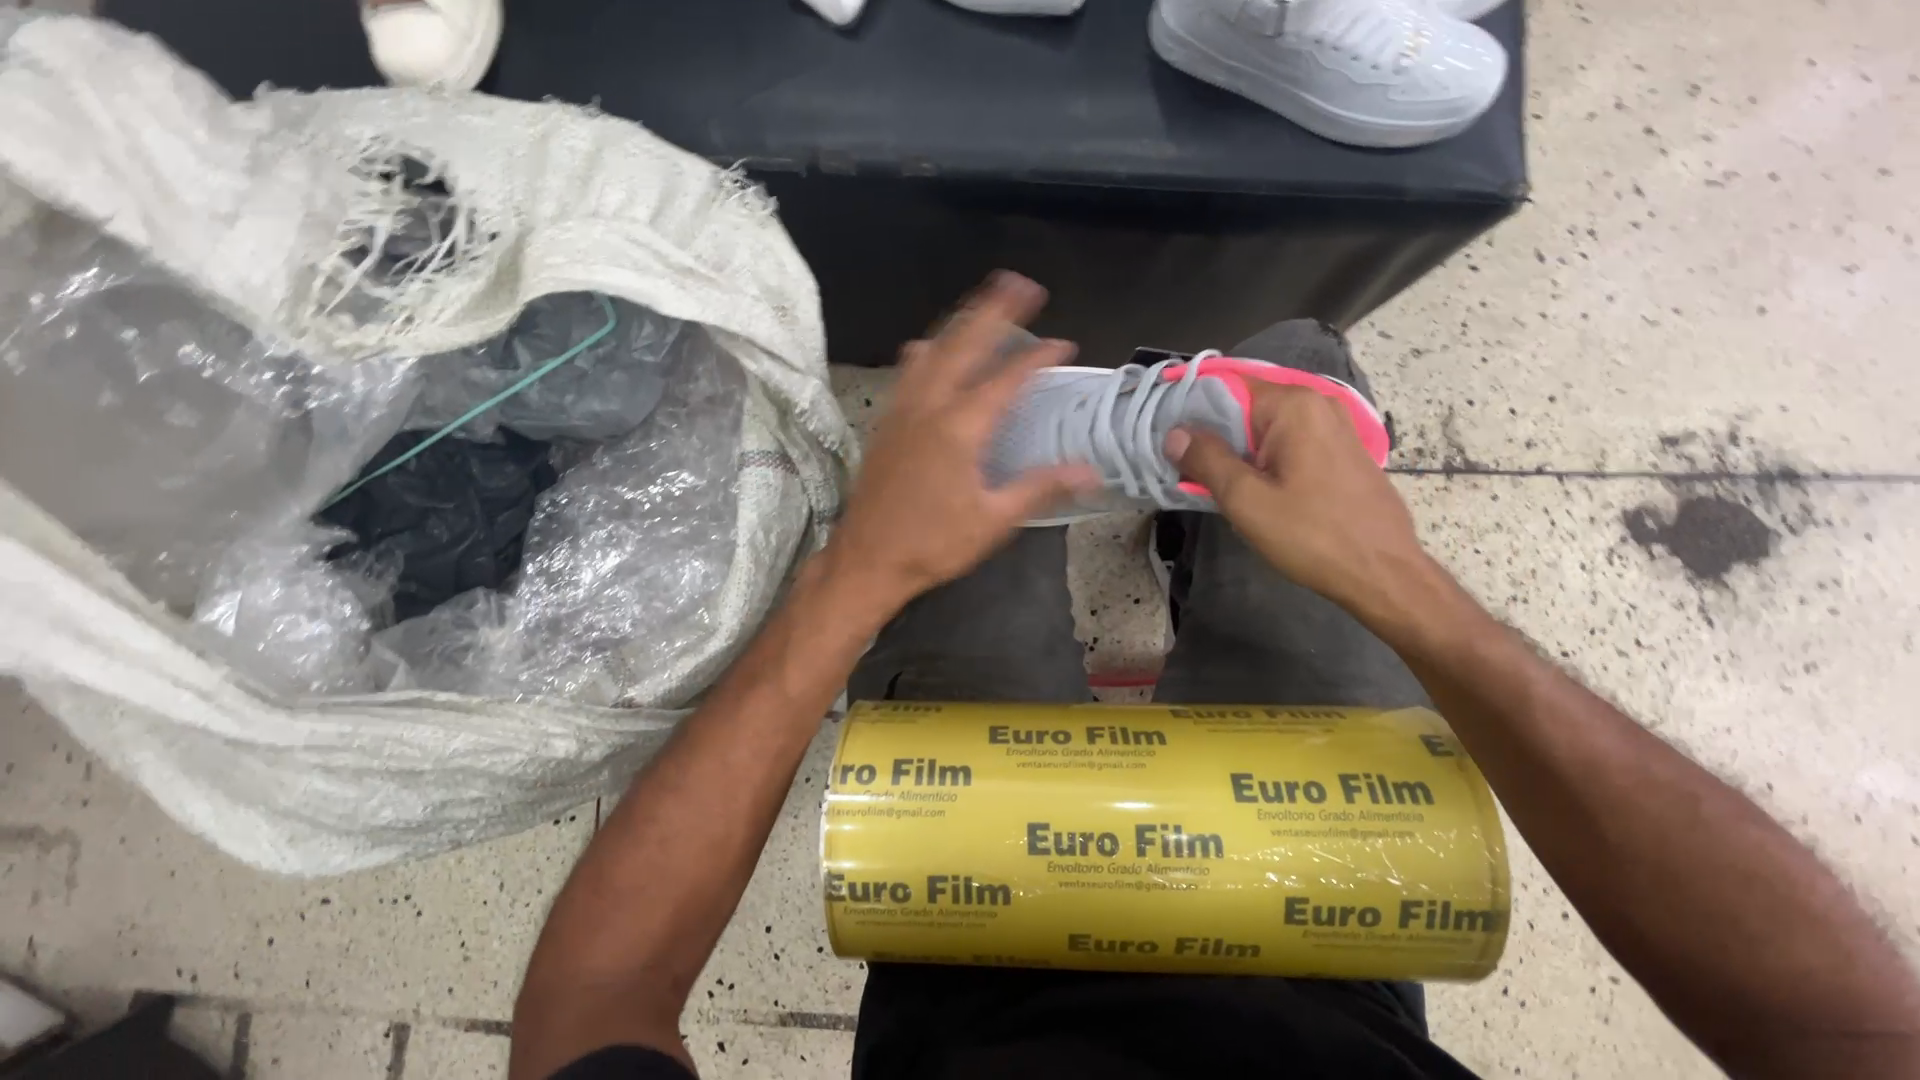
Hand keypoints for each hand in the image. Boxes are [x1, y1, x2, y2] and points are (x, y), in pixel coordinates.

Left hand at [826, 272, 1099, 606]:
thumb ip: (1040, 487)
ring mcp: (902, 411)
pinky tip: (928, 348)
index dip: (1038, 358)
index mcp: (960, 427)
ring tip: (982, 302)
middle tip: (1022, 285)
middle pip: (965, 343)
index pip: (1007, 378)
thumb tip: (1091, 470)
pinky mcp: (886, 423)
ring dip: (960, 321)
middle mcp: (929, 406)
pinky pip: (908, 371)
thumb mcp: (994, 520)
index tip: (1064, 344)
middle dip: (996, 310)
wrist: (867, 559)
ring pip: (933, 349)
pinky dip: (927, 350)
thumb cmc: (933, 544)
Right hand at [1165, 382, 1433, 619]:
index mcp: (1293, 406)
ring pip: (1267, 429)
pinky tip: (1253, 490)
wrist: (1384, 573)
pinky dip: (1266, 460)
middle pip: (1246, 407)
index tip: (1167, 439)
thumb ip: (1206, 460)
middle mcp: (1318, 404)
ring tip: (1213, 483)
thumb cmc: (1312, 536)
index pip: (1226, 387)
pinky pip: (1290, 444)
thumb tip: (1174, 433)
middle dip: (1214, 435)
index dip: (1192, 411)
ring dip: (1239, 451)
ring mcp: (1335, 427)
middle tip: (1184, 468)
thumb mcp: (1246, 500)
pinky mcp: (1342, 453)